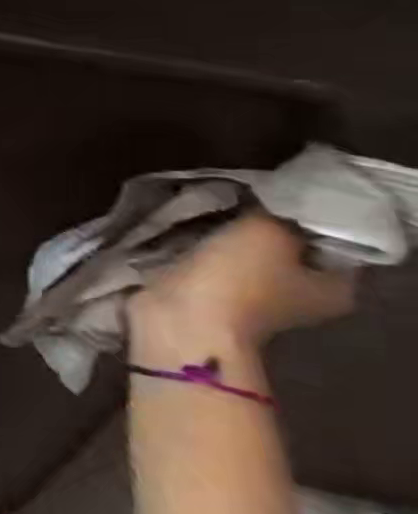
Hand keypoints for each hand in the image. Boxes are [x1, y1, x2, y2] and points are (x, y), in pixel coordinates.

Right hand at [128, 211, 355, 353]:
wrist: (182, 317)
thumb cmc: (237, 278)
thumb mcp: (264, 231)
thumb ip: (272, 212)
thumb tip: (265, 202)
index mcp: (334, 287)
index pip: (327, 242)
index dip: (299, 216)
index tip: (266, 196)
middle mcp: (302, 297)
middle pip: (283, 248)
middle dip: (253, 225)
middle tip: (226, 201)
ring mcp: (255, 301)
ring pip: (243, 256)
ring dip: (220, 237)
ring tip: (197, 214)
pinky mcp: (213, 298)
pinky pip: (211, 265)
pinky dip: (197, 251)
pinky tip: (179, 235)